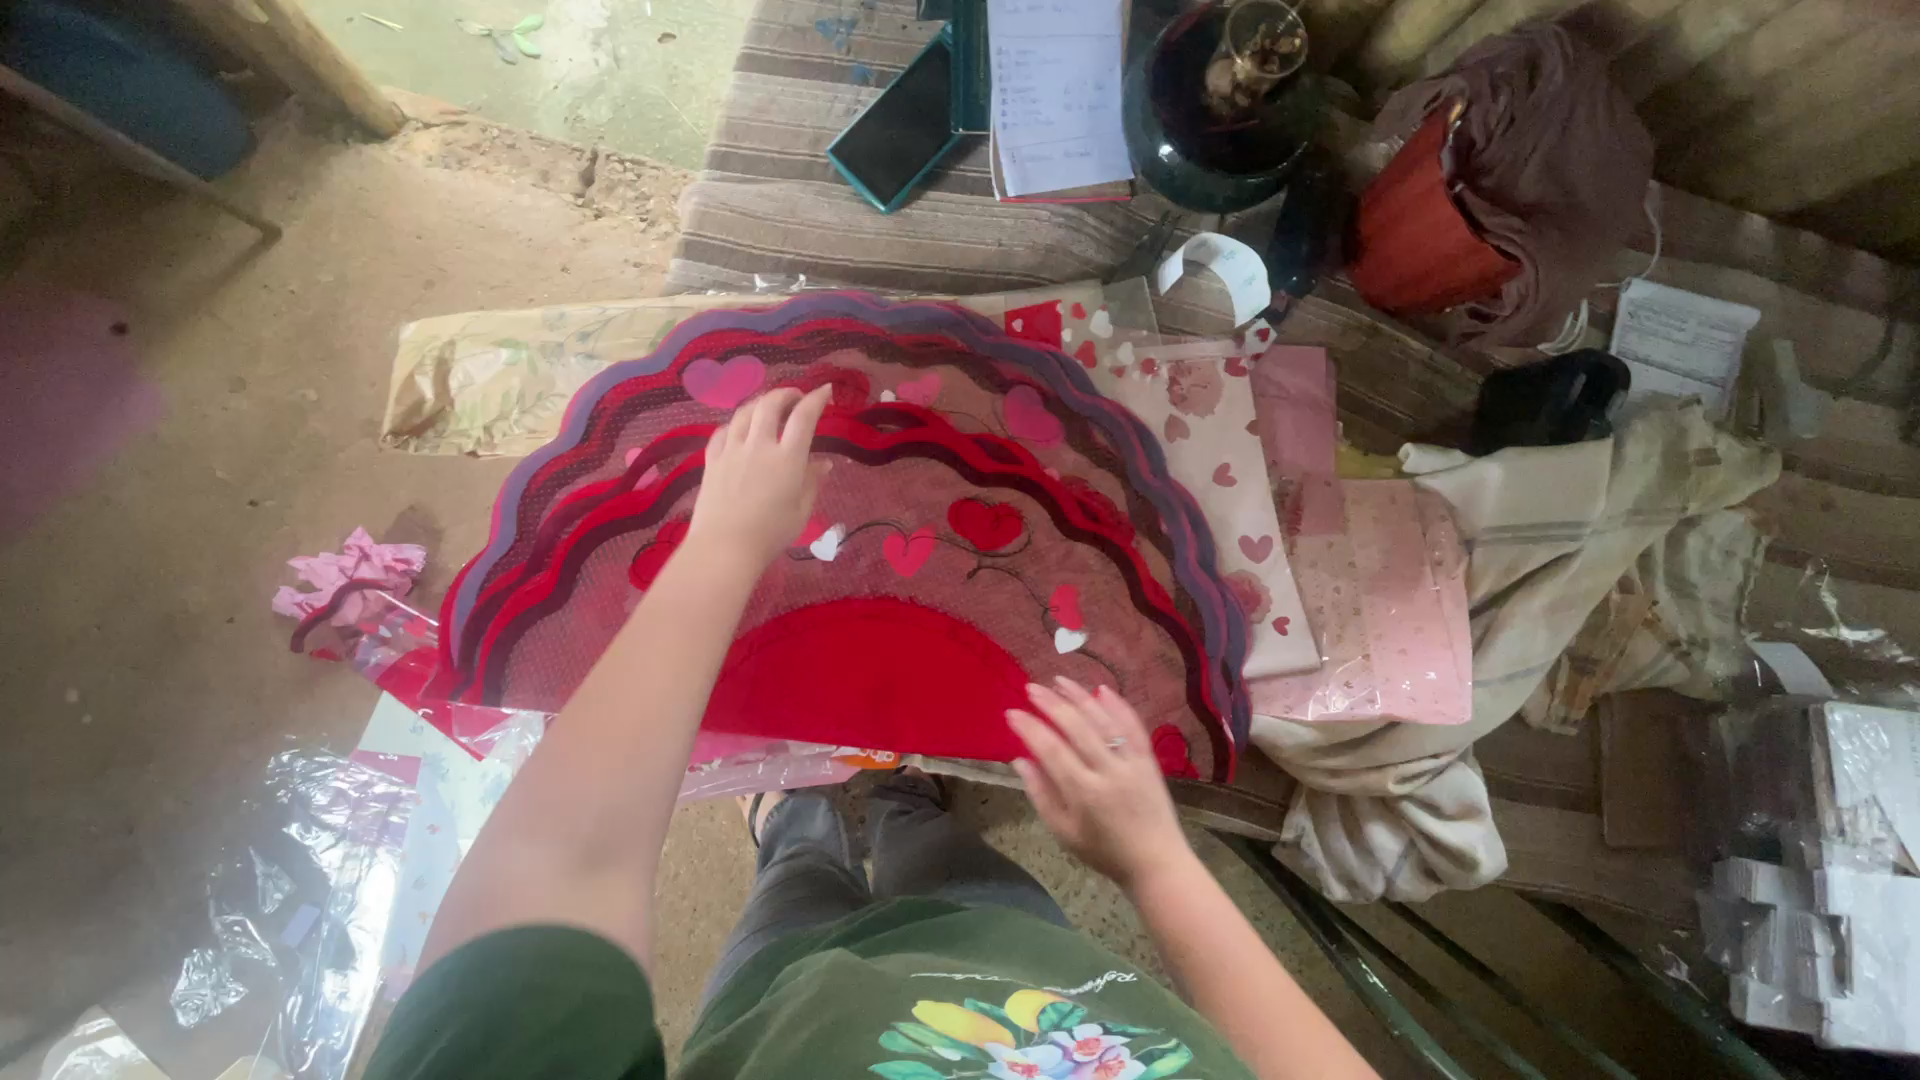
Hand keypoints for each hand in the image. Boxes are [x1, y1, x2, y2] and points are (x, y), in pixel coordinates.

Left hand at [688, 386, 832, 568]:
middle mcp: (759, 445)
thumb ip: (811, 482)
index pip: (804, 417)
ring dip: (760, 403)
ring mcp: (732, 450)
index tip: (825, 391)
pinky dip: (735, 423)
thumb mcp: (801, 511)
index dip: (816, 398)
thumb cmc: (770, 534)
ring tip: (768, 408)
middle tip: (796, 397)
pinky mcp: (712, 460)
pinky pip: (723, 431)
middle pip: (771, 404)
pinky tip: (739, 429)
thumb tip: (822, 463)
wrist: (724, 547)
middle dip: (786, 394)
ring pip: (745, 412)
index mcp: (787, 458)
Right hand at [1008, 678, 1192, 891]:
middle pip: (1076, 727)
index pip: (1051, 749)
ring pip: (1103, 720)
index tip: (1012, 712)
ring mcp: (1131, 762)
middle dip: (1051, 704)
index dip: (1029, 727)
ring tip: (1059, 681)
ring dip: (1080, 697)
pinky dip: (1117, 705)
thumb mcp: (1063, 831)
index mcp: (1083, 792)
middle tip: (1031, 688)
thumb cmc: (1103, 851)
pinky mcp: (1148, 759)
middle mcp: (1108, 771)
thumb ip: (1040, 794)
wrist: (1155, 862)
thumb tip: (1020, 760)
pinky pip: (1133, 726)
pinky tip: (1102, 689)